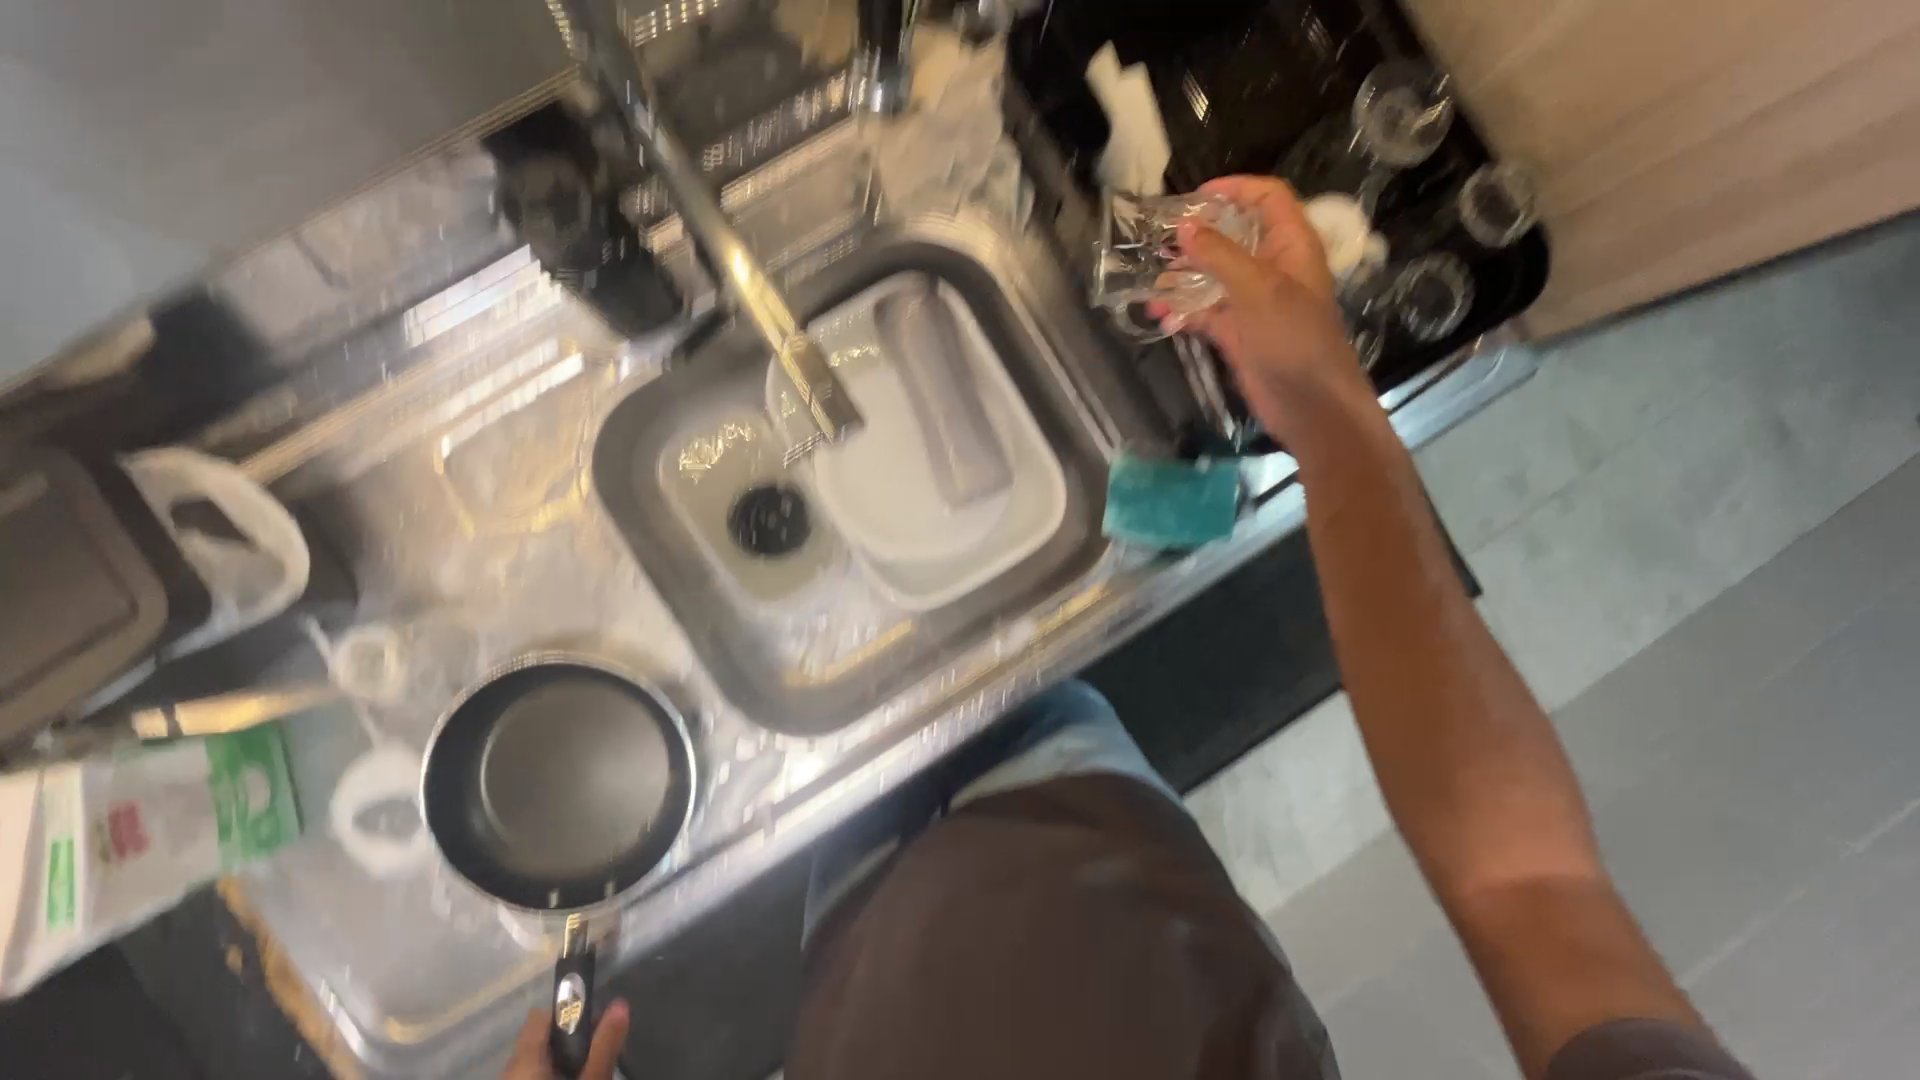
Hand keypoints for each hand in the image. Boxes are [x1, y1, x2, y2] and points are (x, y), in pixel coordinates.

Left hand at [502, 1001, 630, 1079]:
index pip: (540, 1015)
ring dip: (561, 1060)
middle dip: (570, 1039)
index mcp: (523, 1060)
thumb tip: (621, 1002)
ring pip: (535, 1061)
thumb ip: (605, 1044)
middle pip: (539, 1038)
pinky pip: (530, 1077)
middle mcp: (508, 1071)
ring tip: (587, 1073)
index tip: (593, 1023)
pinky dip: (550, 1075)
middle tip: (596, 1052)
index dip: (568, 1011)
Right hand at [1164, 176, 1374, 438]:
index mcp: (1290, 245)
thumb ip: (1219, 255)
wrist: (1310, 404)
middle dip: (1197, 237)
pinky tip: (1161, 318)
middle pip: (1233, 236)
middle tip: (1159, 240)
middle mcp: (1273, 268)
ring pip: (1214, 277)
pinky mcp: (1239, 333)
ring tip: (1151, 284)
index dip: (1235, 189)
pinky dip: (1184, 313)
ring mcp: (1254, 302)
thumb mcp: (1257, 288)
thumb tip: (1185, 228)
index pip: (1267, 198)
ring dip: (1182, 279)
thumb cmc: (1293, 338)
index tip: (1194, 196)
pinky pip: (1206, 313)